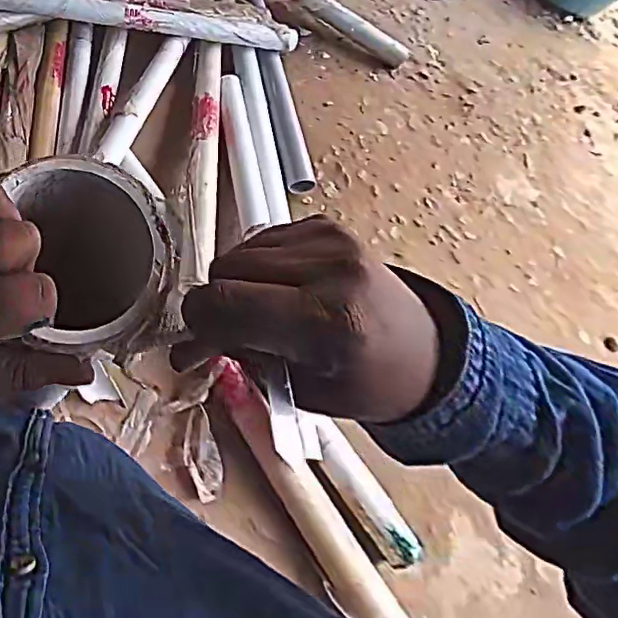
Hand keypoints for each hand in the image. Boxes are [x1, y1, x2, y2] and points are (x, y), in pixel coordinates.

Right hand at [170, 216, 440, 422]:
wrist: (425, 352)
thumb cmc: (372, 381)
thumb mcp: (306, 391)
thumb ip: (247, 359)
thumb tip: (198, 338)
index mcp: (328, 320)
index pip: (229, 303)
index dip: (198, 323)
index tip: (192, 343)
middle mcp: (329, 269)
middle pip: (226, 269)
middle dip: (215, 305)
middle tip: (222, 333)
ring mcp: (328, 241)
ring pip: (237, 252)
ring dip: (234, 283)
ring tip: (259, 312)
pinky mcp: (325, 226)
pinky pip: (260, 240)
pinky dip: (255, 266)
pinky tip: (277, 290)